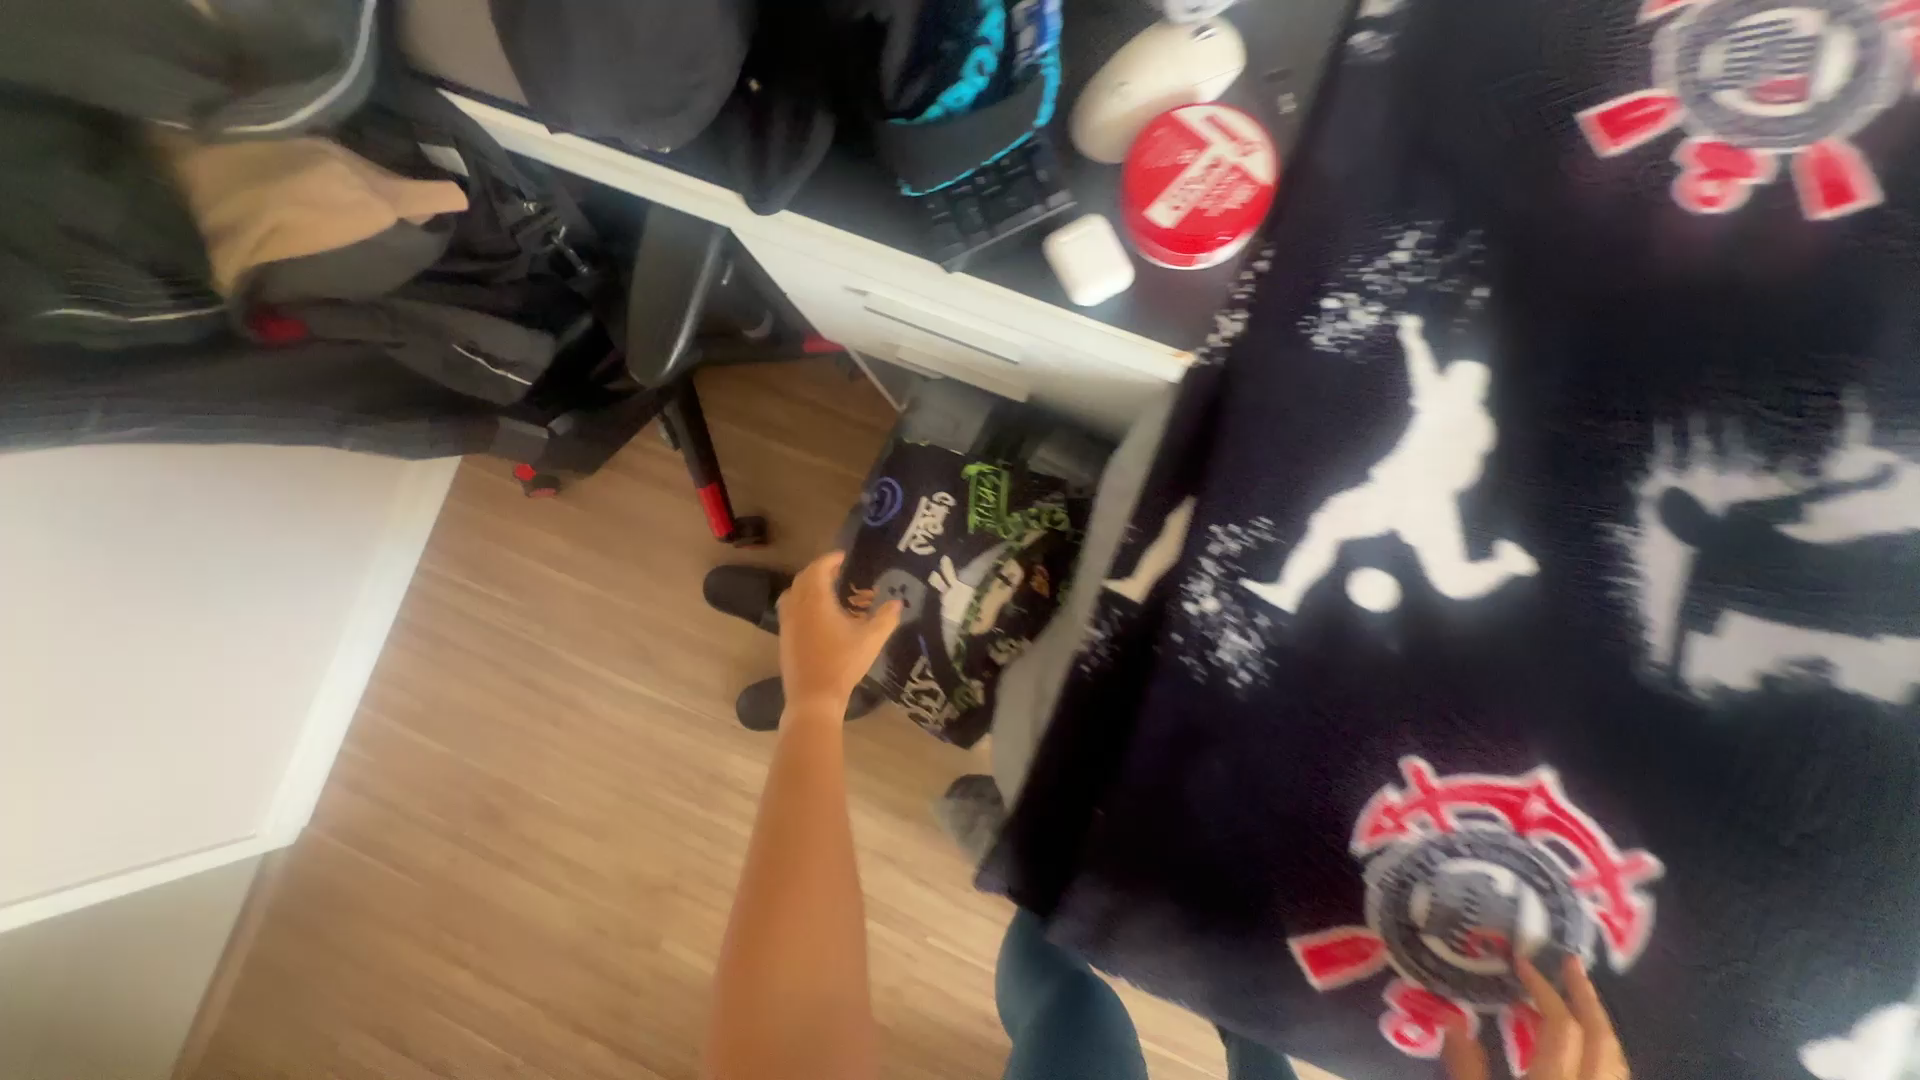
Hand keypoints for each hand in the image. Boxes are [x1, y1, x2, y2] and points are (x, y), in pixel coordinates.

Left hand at [777, 552, 901, 715]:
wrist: (814, 696)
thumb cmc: (843, 664)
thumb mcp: (871, 640)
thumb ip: (886, 618)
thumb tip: (898, 602)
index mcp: (816, 601)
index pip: (819, 569)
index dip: (831, 559)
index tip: (844, 556)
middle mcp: (797, 606)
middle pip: (803, 578)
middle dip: (819, 570)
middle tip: (838, 571)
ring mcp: (787, 622)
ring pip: (793, 593)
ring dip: (808, 585)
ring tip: (827, 590)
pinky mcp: (784, 637)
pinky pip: (790, 609)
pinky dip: (801, 601)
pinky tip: (817, 615)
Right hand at [1442, 955, 1627, 1079]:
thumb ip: (1466, 1063)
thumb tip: (1449, 1016)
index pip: (1562, 1027)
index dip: (1544, 990)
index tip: (1520, 963)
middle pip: (1601, 1038)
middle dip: (1585, 996)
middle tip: (1570, 961)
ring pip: (1616, 1058)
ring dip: (1598, 1021)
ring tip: (1579, 994)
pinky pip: (1613, 1074)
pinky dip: (1602, 1049)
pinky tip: (1584, 1042)